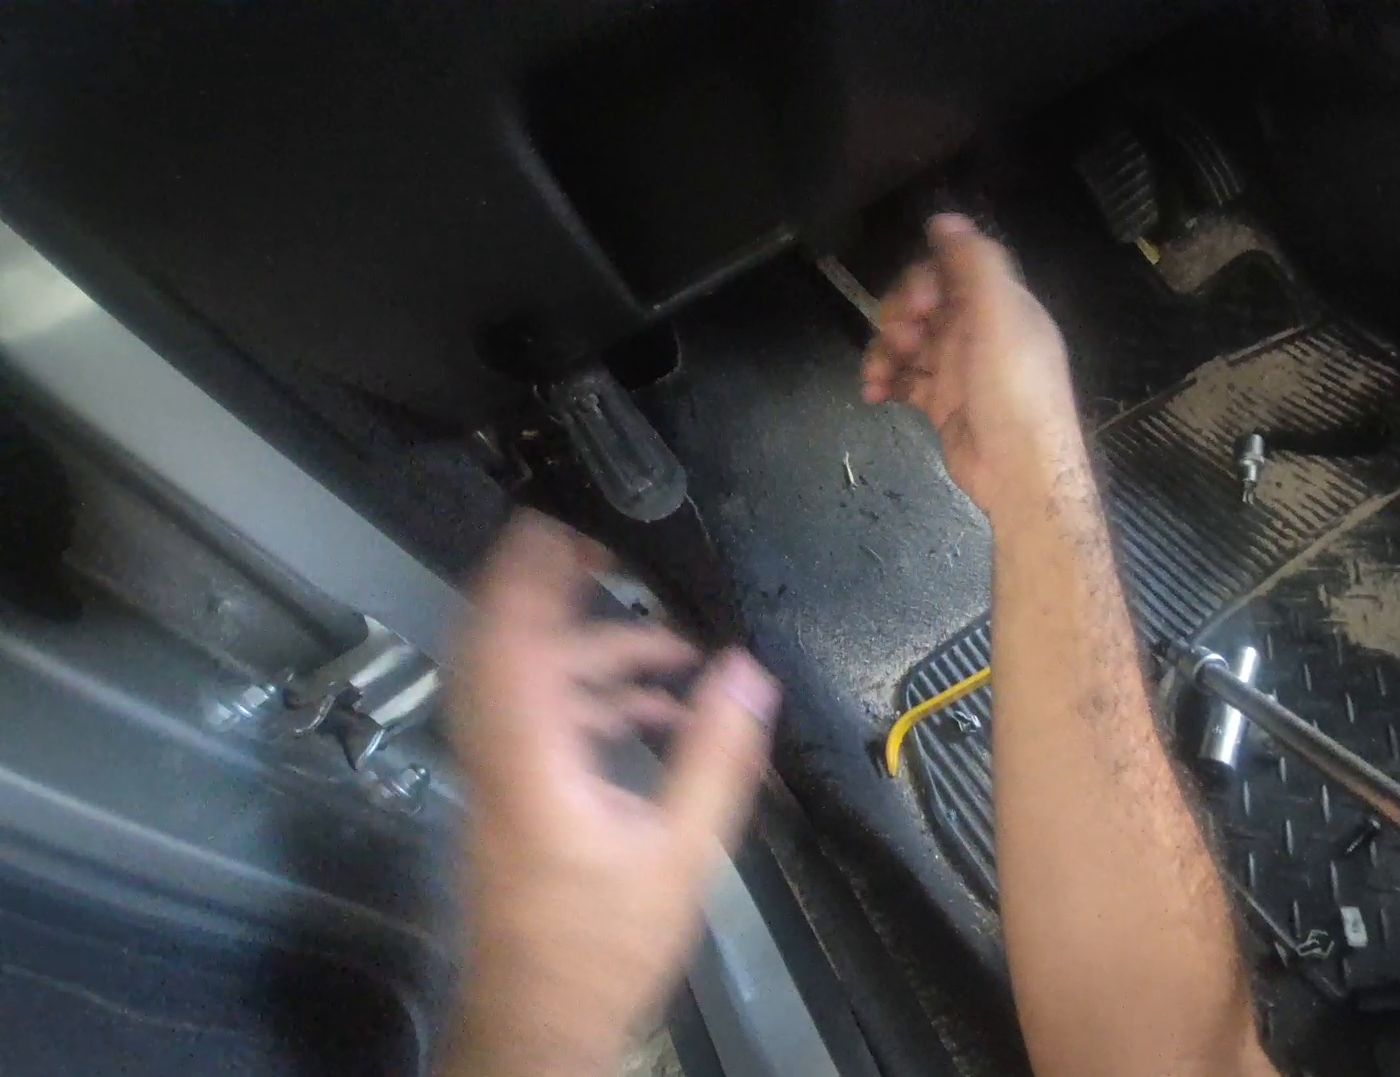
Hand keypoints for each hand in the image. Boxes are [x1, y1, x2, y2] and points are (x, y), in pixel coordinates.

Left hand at [441, 512, 779, 1076]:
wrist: (540, 1026)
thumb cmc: (605, 945)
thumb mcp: (683, 849)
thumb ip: (716, 754)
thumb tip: (746, 671)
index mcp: (533, 761)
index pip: (511, 644)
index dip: (523, 575)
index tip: (553, 523)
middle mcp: (502, 758)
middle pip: (503, 645)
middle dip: (547, 585)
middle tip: (605, 548)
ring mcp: (503, 778)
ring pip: (533, 683)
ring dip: (598, 651)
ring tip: (675, 648)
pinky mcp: (517, 796)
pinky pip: (548, 718)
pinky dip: (600, 697)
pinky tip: (659, 710)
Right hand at [862, 214, 1082, 518]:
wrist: (1020, 472)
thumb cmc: (1013, 390)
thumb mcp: (1001, 315)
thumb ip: (975, 262)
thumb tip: (944, 219)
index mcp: (1000, 306)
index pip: (951, 272)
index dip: (925, 279)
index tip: (917, 303)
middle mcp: (979, 333)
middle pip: (923, 305)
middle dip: (899, 314)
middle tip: (899, 338)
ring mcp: (959, 371)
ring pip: (907, 343)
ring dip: (883, 351)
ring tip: (877, 375)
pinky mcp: (942, 405)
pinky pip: (903, 381)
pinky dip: (885, 382)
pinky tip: (873, 394)